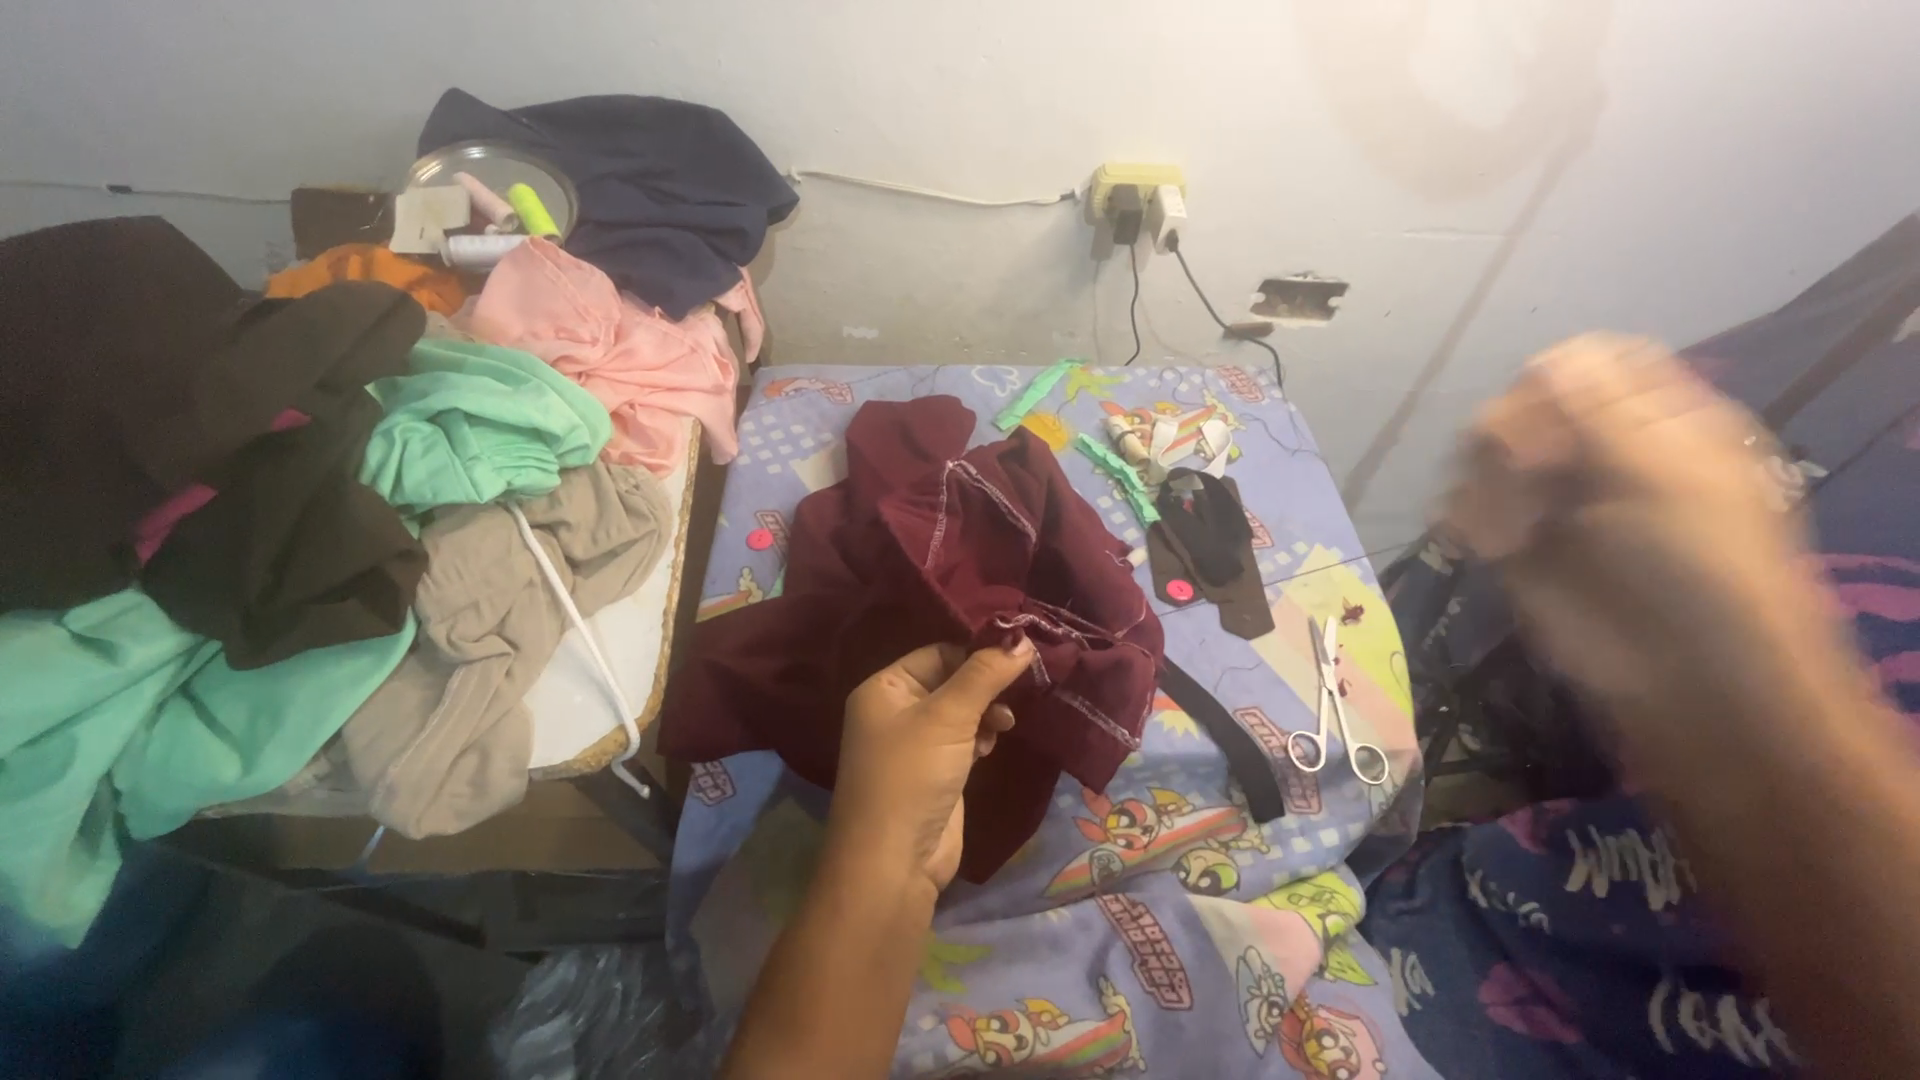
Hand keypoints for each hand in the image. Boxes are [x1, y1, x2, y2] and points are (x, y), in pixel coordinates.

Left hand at [828, 639, 1031, 893]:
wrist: (895, 861)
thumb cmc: (912, 775)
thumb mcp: (949, 717)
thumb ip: (986, 675)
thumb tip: (1023, 639)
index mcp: (884, 688)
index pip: (937, 653)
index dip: (975, 653)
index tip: (1018, 656)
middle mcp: (895, 711)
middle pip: (951, 680)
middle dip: (984, 686)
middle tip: (1019, 691)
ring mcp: (915, 744)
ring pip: (961, 711)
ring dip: (986, 712)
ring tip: (1004, 724)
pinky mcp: (936, 771)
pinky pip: (963, 739)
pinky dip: (980, 737)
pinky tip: (990, 746)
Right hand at [1443, 333, 1850, 711]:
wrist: (1679, 675)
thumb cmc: (1697, 570)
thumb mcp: (1664, 479)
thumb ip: (1601, 414)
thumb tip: (1545, 356)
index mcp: (1648, 423)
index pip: (1582, 365)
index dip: (1552, 384)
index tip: (1546, 428)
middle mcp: (1590, 451)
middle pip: (1516, 405)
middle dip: (1509, 441)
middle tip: (1527, 481)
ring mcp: (1545, 496)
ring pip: (1477, 455)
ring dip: (1485, 487)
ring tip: (1510, 533)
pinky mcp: (1507, 539)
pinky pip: (1459, 506)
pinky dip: (1463, 520)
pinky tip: (1488, 547)